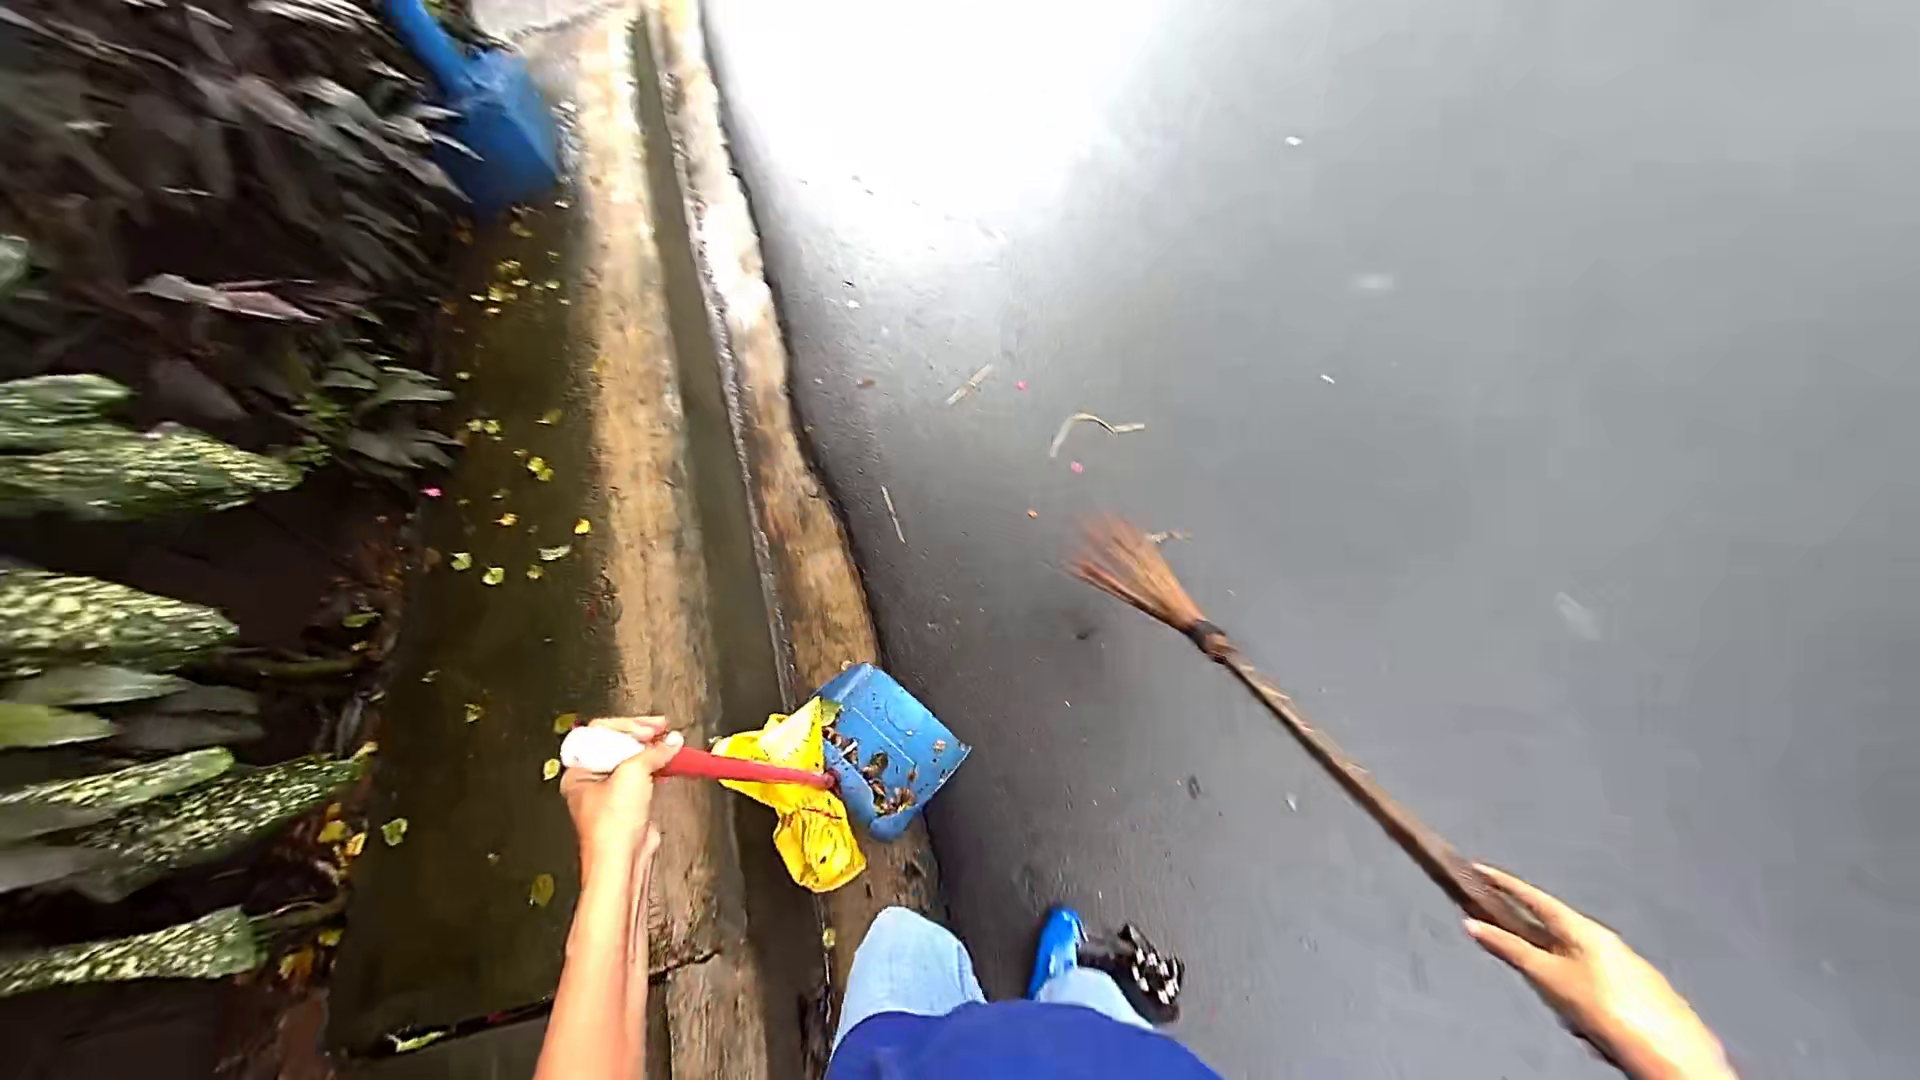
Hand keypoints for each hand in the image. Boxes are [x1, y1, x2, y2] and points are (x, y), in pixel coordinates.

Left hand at [559, 716, 681, 883]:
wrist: (622, 859)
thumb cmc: (611, 827)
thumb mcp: (633, 773)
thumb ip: (655, 751)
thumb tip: (671, 740)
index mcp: (579, 771)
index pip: (600, 733)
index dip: (625, 727)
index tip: (647, 728)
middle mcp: (593, 779)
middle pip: (618, 743)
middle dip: (642, 735)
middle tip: (660, 729)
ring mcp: (613, 790)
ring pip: (634, 758)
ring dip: (653, 749)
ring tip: (669, 743)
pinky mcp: (631, 801)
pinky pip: (646, 774)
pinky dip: (659, 765)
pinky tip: (670, 762)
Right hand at [1466, 866, 1735, 1079]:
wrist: (1681, 1065)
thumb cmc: (1612, 1013)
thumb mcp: (1548, 977)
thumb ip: (1509, 949)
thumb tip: (1473, 925)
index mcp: (1585, 930)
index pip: (1533, 897)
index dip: (1503, 882)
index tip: (1478, 869)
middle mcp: (1611, 943)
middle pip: (1556, 930)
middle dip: (1532, 942)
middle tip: (1513, 952)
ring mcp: (1634, 971)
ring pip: (1578, 961)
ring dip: (1560, 976)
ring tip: (1561, 1006)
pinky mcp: (1649, 999)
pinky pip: (1601, 985)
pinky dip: (1584, 997)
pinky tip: (1589, 1023)